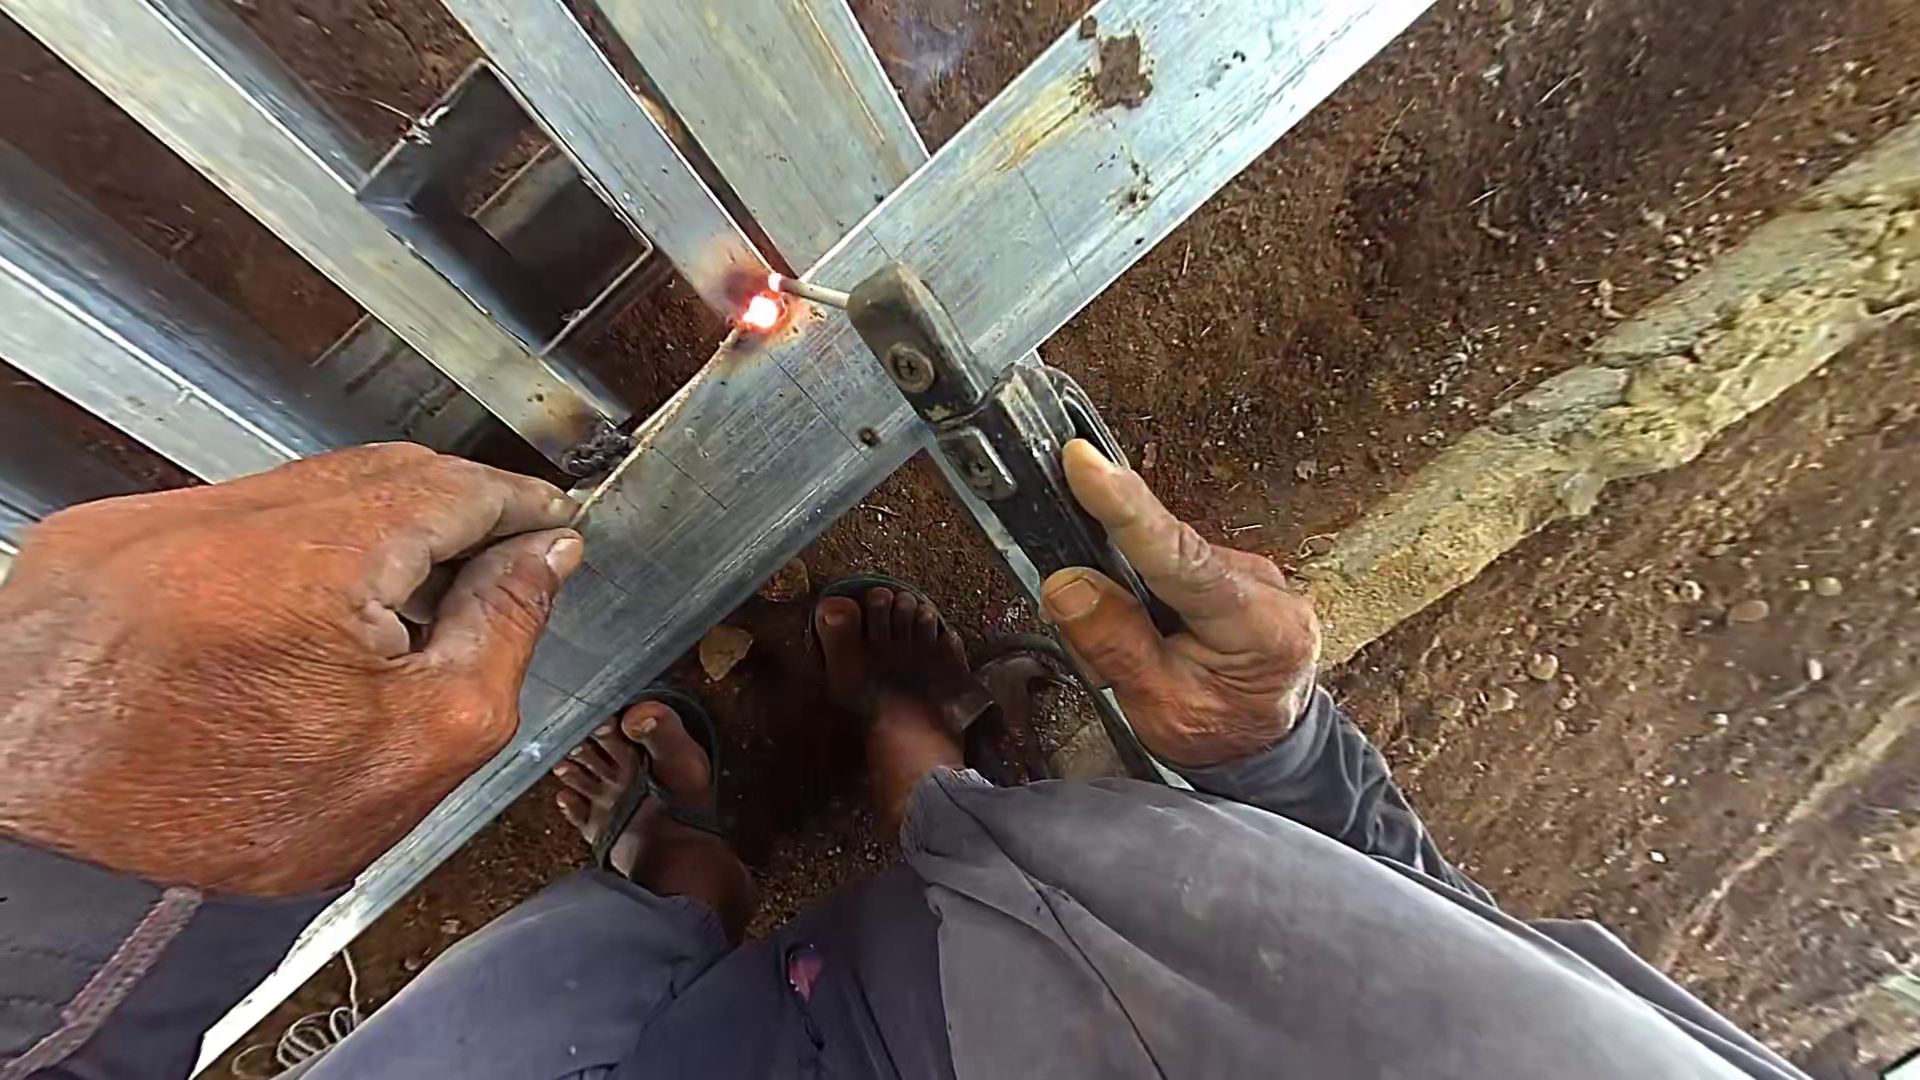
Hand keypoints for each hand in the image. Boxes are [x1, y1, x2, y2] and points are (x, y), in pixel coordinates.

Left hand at [0, 444, 582, 894]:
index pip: (448, 491)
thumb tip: (547, 551)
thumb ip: (508, 617)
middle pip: (388, 471)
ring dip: (407, 518)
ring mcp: (129, 536)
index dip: (521, 498)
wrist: (68, 897)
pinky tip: (364, 587)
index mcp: (291, 577)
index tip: (556, 515)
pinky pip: (261, 509)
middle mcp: (193, 534)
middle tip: (519, 540)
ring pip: (327, 483)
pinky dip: (337, 533)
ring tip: (447, 574)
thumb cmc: (261, 827)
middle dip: (471, 500)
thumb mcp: (447, 724)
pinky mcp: (98, 553)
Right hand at [1040, 440, 1319, 767]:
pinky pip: (1165, 559)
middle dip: (1105, 571)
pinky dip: (1138, 587)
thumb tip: (1067, 584)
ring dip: (1120, 588)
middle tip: (1077, 614)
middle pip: (1158, 547)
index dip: (1124, 507)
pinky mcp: (1228, 568)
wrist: (1264, 745)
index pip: (1177, 553)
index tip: (1082, 463)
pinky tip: (1139, 625)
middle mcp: (1262, 585)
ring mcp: (1248, 572)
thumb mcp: (1160, 709)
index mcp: (1257, 626)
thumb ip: (1114, 644)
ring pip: (1155, 553)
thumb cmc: (1221, 735)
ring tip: (1126, 645)